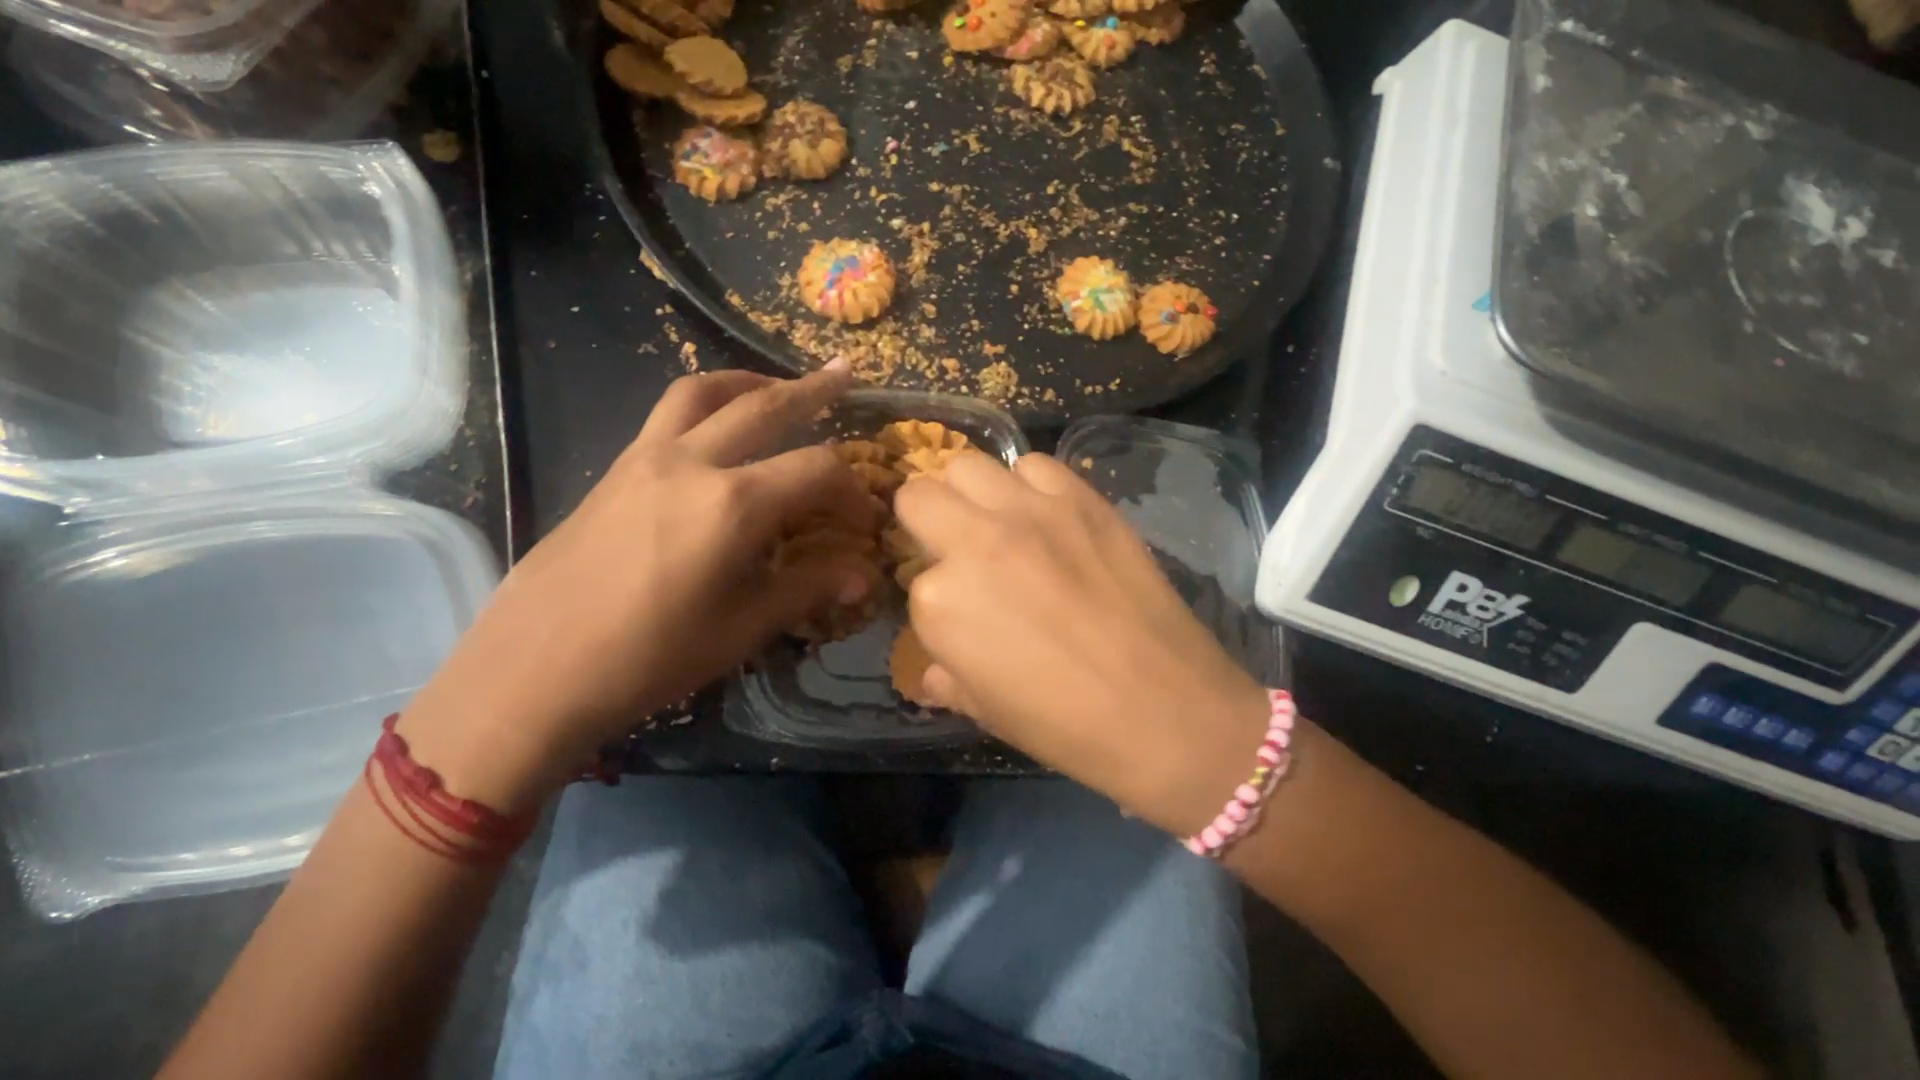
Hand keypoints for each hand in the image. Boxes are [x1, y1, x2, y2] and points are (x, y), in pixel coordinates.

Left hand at [400, 366, 877, 809]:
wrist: (533, 670)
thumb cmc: (648, 659)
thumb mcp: (740, 629)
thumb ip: (805, 589)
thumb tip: (862, 576)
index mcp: (732, 504)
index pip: (817, 469)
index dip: (852, 489)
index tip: (866, 518)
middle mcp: (691, 462)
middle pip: (763, 406)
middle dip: (812, 390)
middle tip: (845, 373)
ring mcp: (644, 459)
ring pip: (703, 393)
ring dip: (747, 381)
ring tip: (775, 384)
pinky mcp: (613, 471)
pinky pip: (666, 415)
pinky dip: (704, 405)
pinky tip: (715, 433)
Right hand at [894, 452, 1271, 834]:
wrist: (1164, 709)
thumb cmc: (1063, 724)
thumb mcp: (985, 710)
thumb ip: (948, 678)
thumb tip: (935, 670)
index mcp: (939, 601)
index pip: (915, 579)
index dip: (935, 597)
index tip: (959, 615)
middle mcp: (975, 541)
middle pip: (921, 496)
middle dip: (930, 522)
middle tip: (960, 552)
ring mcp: (1030, 512)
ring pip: (969, 466)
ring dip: (973, 495)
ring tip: (1001, 525)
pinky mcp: (1081, 498)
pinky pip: (1035, 465)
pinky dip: (1030, 486)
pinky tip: (1049, 519)